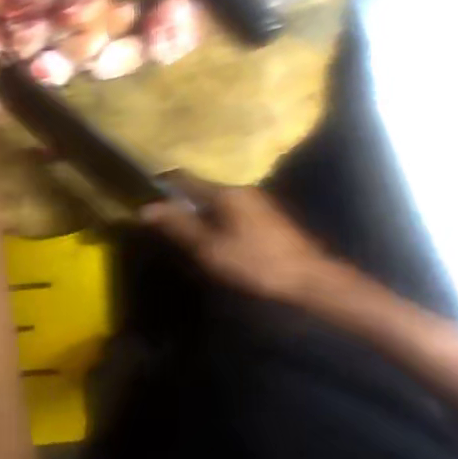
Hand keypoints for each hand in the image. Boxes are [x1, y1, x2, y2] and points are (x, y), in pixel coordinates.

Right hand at [142, 177, 354, 307]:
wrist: (312, 280)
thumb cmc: (257, 263)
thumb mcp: (211, 249)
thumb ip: (179, 226)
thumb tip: (147, 207)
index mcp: (224, 192)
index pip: (183, 178)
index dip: (162, 187)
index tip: (145, 200)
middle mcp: (239, 189)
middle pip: (199, 189)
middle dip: (180, 203)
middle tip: (163, 226)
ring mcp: (256, 201)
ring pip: (216, 201)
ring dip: (199, 214)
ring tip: (187, 237)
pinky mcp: (267, 216)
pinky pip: (230, 210)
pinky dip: (216, 220)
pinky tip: (215, 242)